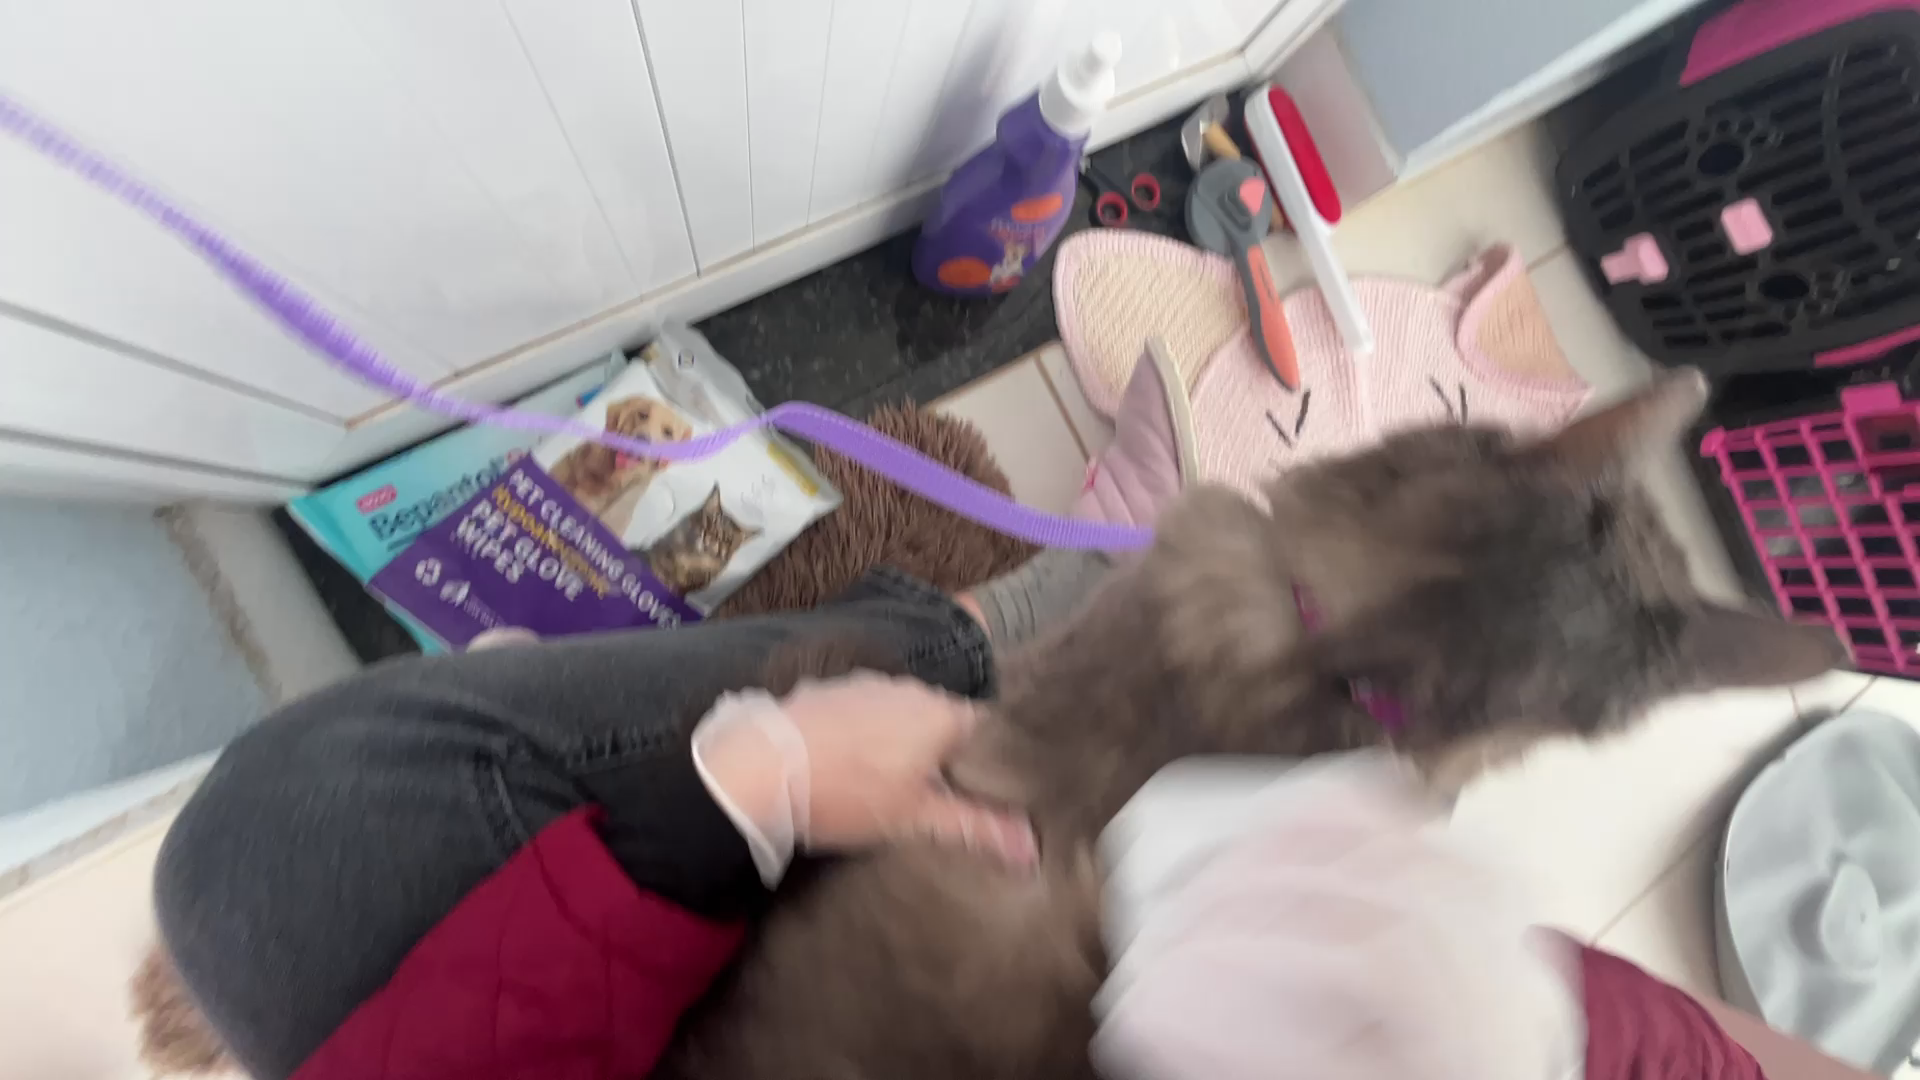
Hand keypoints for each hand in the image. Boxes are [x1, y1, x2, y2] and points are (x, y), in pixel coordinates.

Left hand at [692, 673, 1037, 882]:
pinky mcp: (834, 688)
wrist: (760, 767)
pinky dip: (870, 728)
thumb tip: (1032, 847)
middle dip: (947, 750)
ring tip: (891, 777)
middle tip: (939, 790)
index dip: (991, 758)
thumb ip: (977, 828)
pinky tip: (852, 758)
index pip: (987, 728)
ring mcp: (869, 684)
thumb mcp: (915, 819)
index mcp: (940, 714)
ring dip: (906, 737)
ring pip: (905, 711)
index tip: (988, 785)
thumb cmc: (847, 794)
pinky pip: (868, 706)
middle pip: (946, 718)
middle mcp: (911, 688)